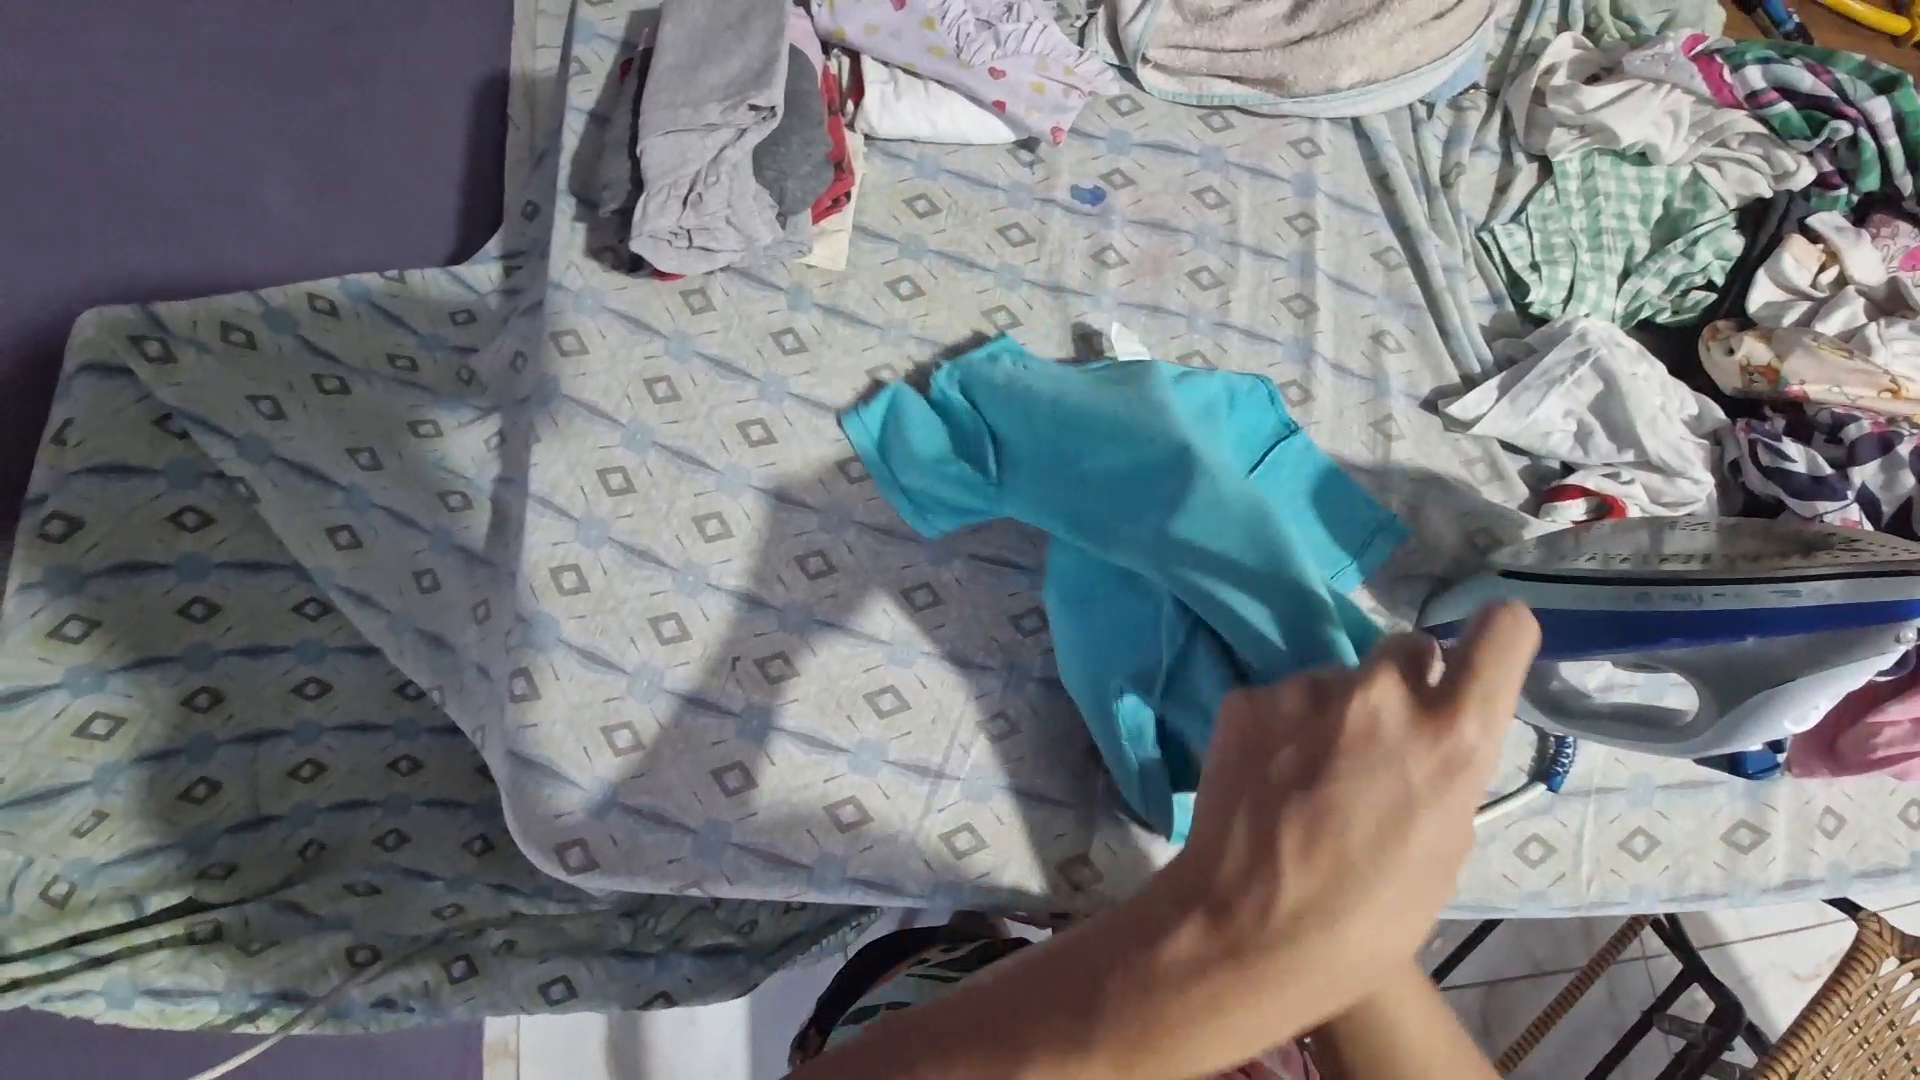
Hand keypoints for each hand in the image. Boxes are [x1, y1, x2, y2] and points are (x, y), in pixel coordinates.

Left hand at [1143, 602, 1539, 1051]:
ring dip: (1331, 710)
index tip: (1482, 650)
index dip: (1496, 636)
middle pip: (1406, 648)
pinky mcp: (1247, 698)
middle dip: (1403, 680)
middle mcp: (1381, 695)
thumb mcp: (1445, 843)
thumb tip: (1431, 732)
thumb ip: (1444, 766)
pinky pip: (1279, 699)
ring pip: (1333, 679)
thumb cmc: (1369, 914)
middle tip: (1379, 732)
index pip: (1500, 635)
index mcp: (1452, 736)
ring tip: (1306, 772)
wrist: (1251, 924)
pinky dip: (1278, 726)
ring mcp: (1304, 690)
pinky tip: (1265, 774)